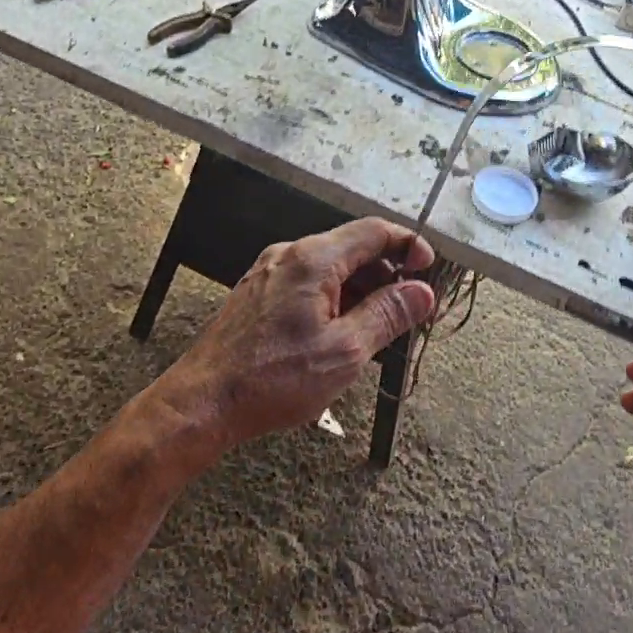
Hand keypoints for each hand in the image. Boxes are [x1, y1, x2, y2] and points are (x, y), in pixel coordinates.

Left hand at [159, 218, 437, 452]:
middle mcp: (287, 256)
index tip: (428, 268)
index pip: (373, 231)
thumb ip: (388, 315)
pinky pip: (306, 285)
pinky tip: (341, 334)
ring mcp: (268, 275)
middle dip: (387, 274)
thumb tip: (422, 293)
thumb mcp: (346, 351)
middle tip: (410, 309)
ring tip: (379, 329)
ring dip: (361, 291)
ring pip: (329, 269)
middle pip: (351, 249)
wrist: (204, 401)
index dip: (408, 245)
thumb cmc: (271, 379)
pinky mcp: (257, 296)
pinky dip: (333, 300)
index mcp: (312, 260)